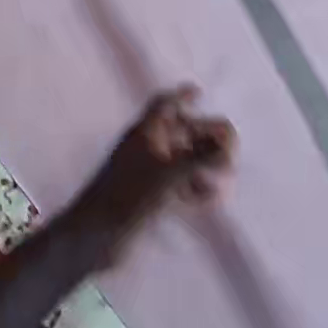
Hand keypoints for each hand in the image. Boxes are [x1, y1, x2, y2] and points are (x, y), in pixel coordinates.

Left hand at [62, 86, 235, 268]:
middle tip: (230, 147)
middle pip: (179, 131)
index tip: (200, 92)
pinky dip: (195, 187)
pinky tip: (209, 198)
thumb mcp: (169, 173)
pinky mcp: (149, 198)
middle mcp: (145, 147)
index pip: (163, 104)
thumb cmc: (130, 195)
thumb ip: (201, 156)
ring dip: (203, 164)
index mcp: (144, 132)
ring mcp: (147, 173)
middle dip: (204, 136)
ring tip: (226, 174)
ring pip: (182, 160)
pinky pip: (179, 185)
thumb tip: (228, 141)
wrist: (97, 234)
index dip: (180, 95)